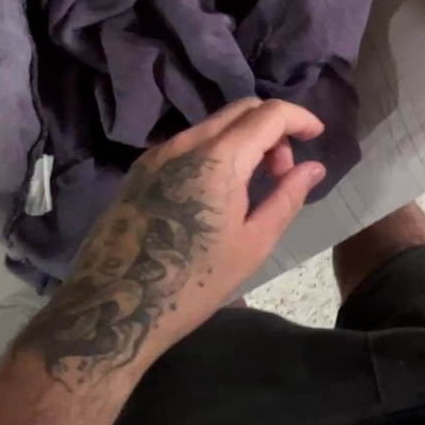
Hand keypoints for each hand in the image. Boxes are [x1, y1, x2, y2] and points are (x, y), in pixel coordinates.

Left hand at [11, 99, 325, 390]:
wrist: (107, 315)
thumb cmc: (190, 284)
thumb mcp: (252, 244)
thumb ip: (287, 197)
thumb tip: (313, 167)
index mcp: (219, 158)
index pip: (271, 113)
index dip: (300, 117)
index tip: (317, 135)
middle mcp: (187, 143)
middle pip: (243, 109)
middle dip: (274, 128)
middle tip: (283, 170)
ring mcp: (158, 154)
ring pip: (216, 124)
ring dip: (246, 138)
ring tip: (253, 184)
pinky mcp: (140, 170)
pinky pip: (190, 141)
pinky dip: (218, 148)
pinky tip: (218, 190)